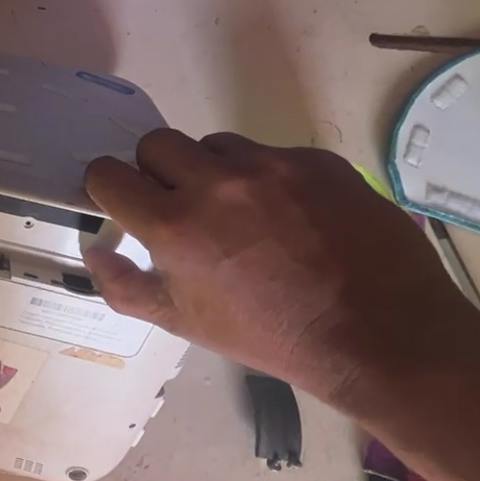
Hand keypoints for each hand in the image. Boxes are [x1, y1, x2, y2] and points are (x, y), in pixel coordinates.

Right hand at [82, 130, 479, 402]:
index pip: (107, 173)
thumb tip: (96, 251)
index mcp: (174, 226)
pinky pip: (271, 153)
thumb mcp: (180, 322)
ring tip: (238, 209)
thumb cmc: (268, 334)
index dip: (107, 187)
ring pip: (213, 144)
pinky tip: (287, 215)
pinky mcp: (319, 162)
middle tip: (178, 204)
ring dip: (210, 169)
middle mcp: (217, 185)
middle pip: (155, 143)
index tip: (122, 203)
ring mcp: (272, 168)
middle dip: (155, 170)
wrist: (383, 337)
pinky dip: (265, 177)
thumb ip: (121, 284)